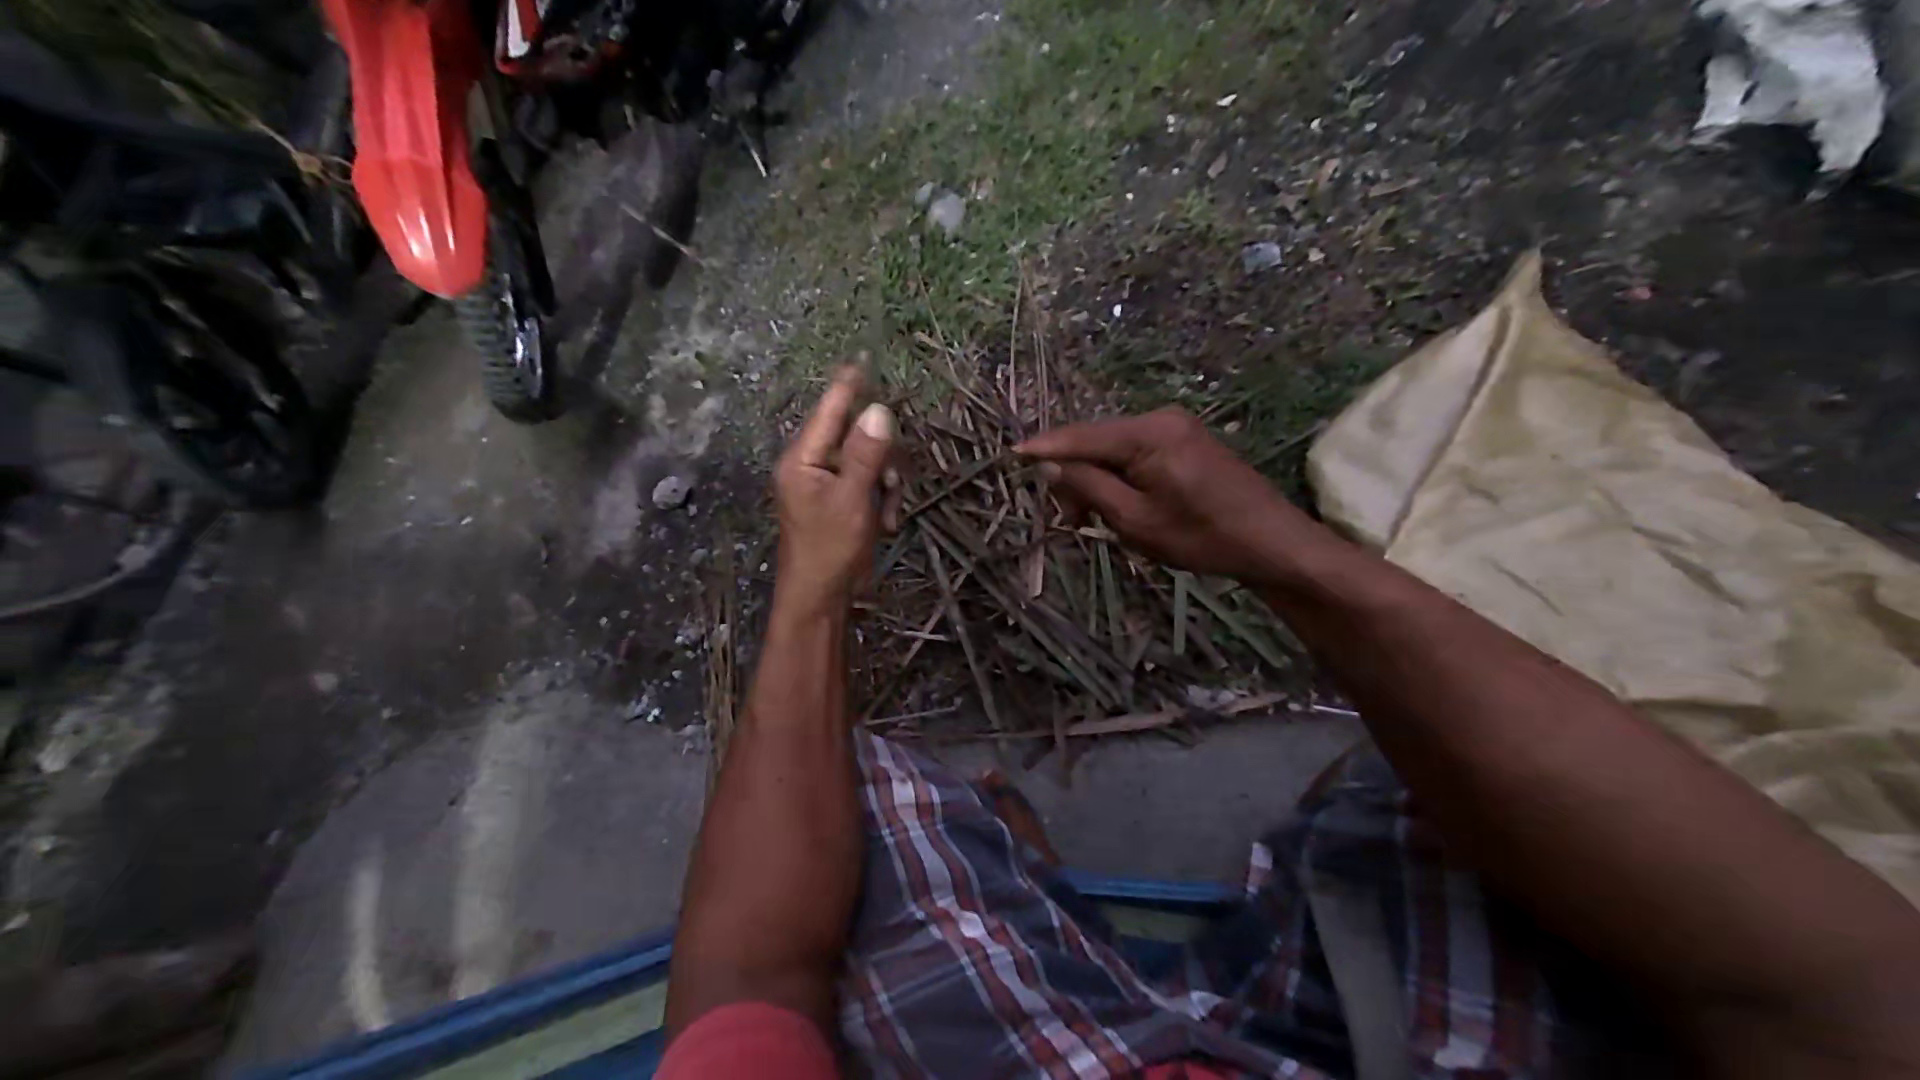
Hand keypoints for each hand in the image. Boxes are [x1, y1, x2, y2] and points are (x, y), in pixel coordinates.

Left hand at [772, 367, 900, 619]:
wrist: (821, 599)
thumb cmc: (829, 549)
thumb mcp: (852, 500)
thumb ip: (866, 454)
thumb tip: (879, 410)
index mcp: (803, 458)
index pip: (828, 410)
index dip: (848, 385)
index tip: (864, 357)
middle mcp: (812, 465)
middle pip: (857, 436)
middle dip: (882, 458)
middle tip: (893, 482)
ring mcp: (828, 484)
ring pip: (870, 460)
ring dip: (886, 483)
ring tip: (887, 513)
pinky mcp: (842, 501)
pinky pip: (870, 483)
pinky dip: (882, 499)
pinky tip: (885, 523)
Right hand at [1016, 408, 1315, 582]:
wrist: (1271, 542)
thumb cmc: (1202, 536)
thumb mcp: (1135, 519)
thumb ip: (1089, 486)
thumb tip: (1052, 464)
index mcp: (1148, 433)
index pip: (1082, 436)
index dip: (1045, 448)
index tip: (1011, 453)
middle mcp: (1160, 419)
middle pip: (1097, 443)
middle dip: (1076, 478)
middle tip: (1070, 521)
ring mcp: (1177, 428)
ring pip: (1115, 452)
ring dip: (1098, 483)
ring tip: (1093, 522)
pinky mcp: (1186, 442)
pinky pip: (1137, 455)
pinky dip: (1121, 480)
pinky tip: (1120, 507)